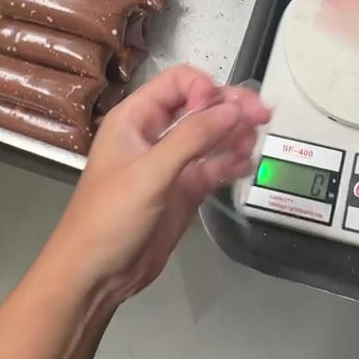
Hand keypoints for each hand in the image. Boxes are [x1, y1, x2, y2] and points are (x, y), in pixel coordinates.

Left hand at [38, 66, 269, 305]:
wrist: (95, 276)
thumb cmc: (110, 217)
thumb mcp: (150, 173)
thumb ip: (192, 137)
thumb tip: (233, 108)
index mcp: (135, 118)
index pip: (178, 82)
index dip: (205, 89)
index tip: (225, 111)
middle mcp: (154, 134)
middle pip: (200, 106)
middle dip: (230, 107)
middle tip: (263, 115)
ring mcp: (171, 163)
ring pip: (210, 136)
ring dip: (234, 134)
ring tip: (254, 143)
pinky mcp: (183, 190)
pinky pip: (212, 167)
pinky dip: (229, 163)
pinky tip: (245, 166)